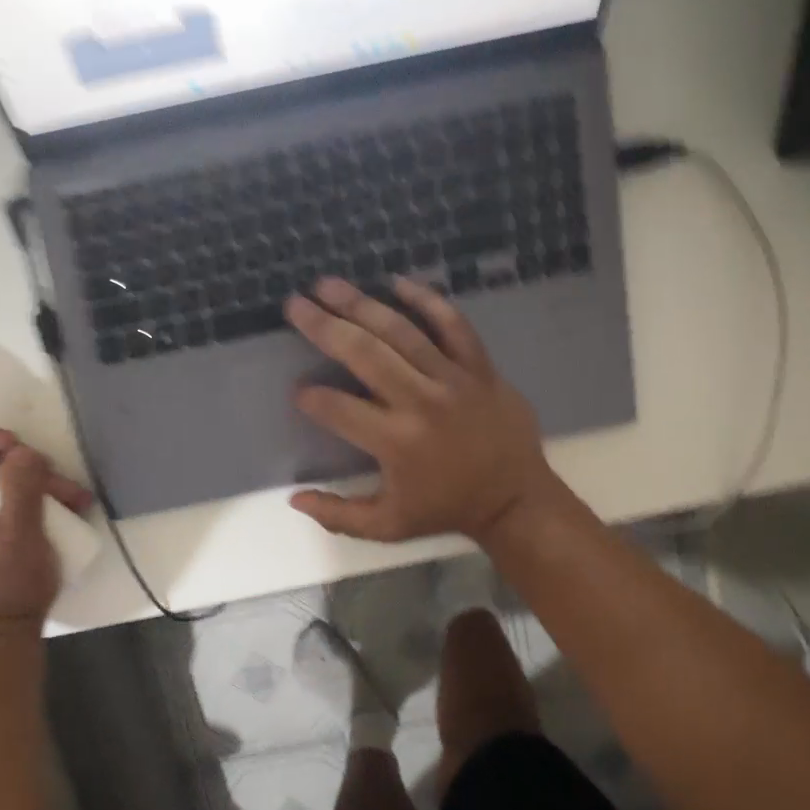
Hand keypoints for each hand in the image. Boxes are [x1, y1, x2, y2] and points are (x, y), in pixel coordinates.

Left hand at [0, 426, 93, 634]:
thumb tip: (24, 452)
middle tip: (41, 467)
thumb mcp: (20, 536)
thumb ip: (21, 488)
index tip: (14, 445)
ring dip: (23, 477)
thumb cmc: (8, 588)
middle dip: (6, 457)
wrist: (4, 634)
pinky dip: (20, 494)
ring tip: (66, 491)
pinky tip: (58, 503)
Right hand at [286, 277, 563, 543]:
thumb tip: (295, 499)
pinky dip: (427, 301)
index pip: (338, 408)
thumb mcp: (387, 526)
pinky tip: (397, 282)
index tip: (298, 392)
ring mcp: (453, 379)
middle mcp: (420, 402)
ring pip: (401, 331)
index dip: (311, 398)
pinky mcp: (479, 367)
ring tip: (328, 284)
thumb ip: (338, 515)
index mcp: (395, 442)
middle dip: (323, 327)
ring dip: (361, 304)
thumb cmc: (446, 509)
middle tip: (294, 305)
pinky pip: (454, 325)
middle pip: (363, 354)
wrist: (515, 499)